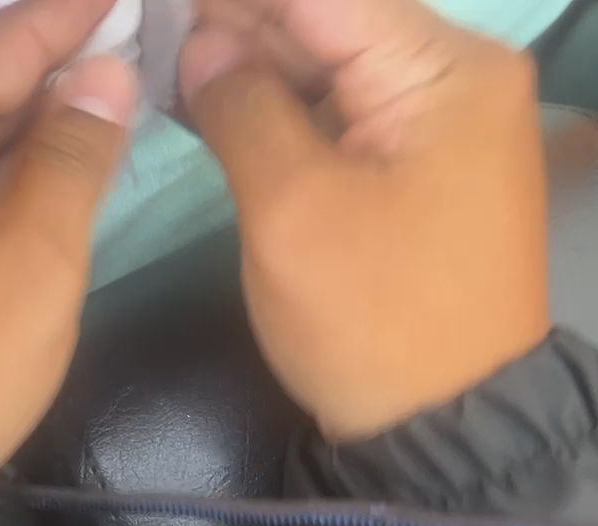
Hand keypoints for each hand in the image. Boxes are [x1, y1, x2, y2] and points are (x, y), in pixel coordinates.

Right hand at [181, 0, 550, 440]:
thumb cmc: (367, 314)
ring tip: (164, 56)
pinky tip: (210, 101)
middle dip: (237, 21)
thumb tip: (200, 46)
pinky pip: (329, 119)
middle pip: (327, 23)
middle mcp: (446, 79)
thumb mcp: (293, 210)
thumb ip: (246, 115)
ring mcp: (426, 128)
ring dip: (246, 63)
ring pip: (324, 71)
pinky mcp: (400, 173)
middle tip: (151, 25)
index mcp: (440, 70)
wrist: (434, 414)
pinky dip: (269, 110)